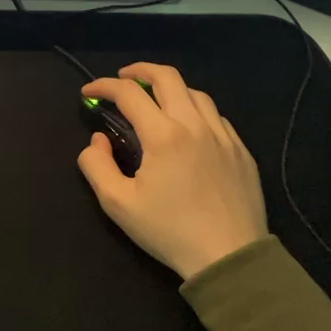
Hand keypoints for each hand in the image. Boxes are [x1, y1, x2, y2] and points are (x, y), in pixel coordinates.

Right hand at [77, 63, 266, 279]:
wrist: (230, 259)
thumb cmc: (169, 231)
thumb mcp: (117, 203)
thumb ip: (96, 165)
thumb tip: (98, 140)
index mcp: (163, 135)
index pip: (128, 93)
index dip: (104, 86)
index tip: (89, 93)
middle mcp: (195, 125)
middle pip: (167, 77)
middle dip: (139, 71)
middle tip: (122, 80)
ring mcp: (223, 136)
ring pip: (195, 93)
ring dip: (170, 88)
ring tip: (155, 100)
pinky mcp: (241, 152)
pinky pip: (217, 116)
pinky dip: (195, 109)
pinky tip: (189, 126)